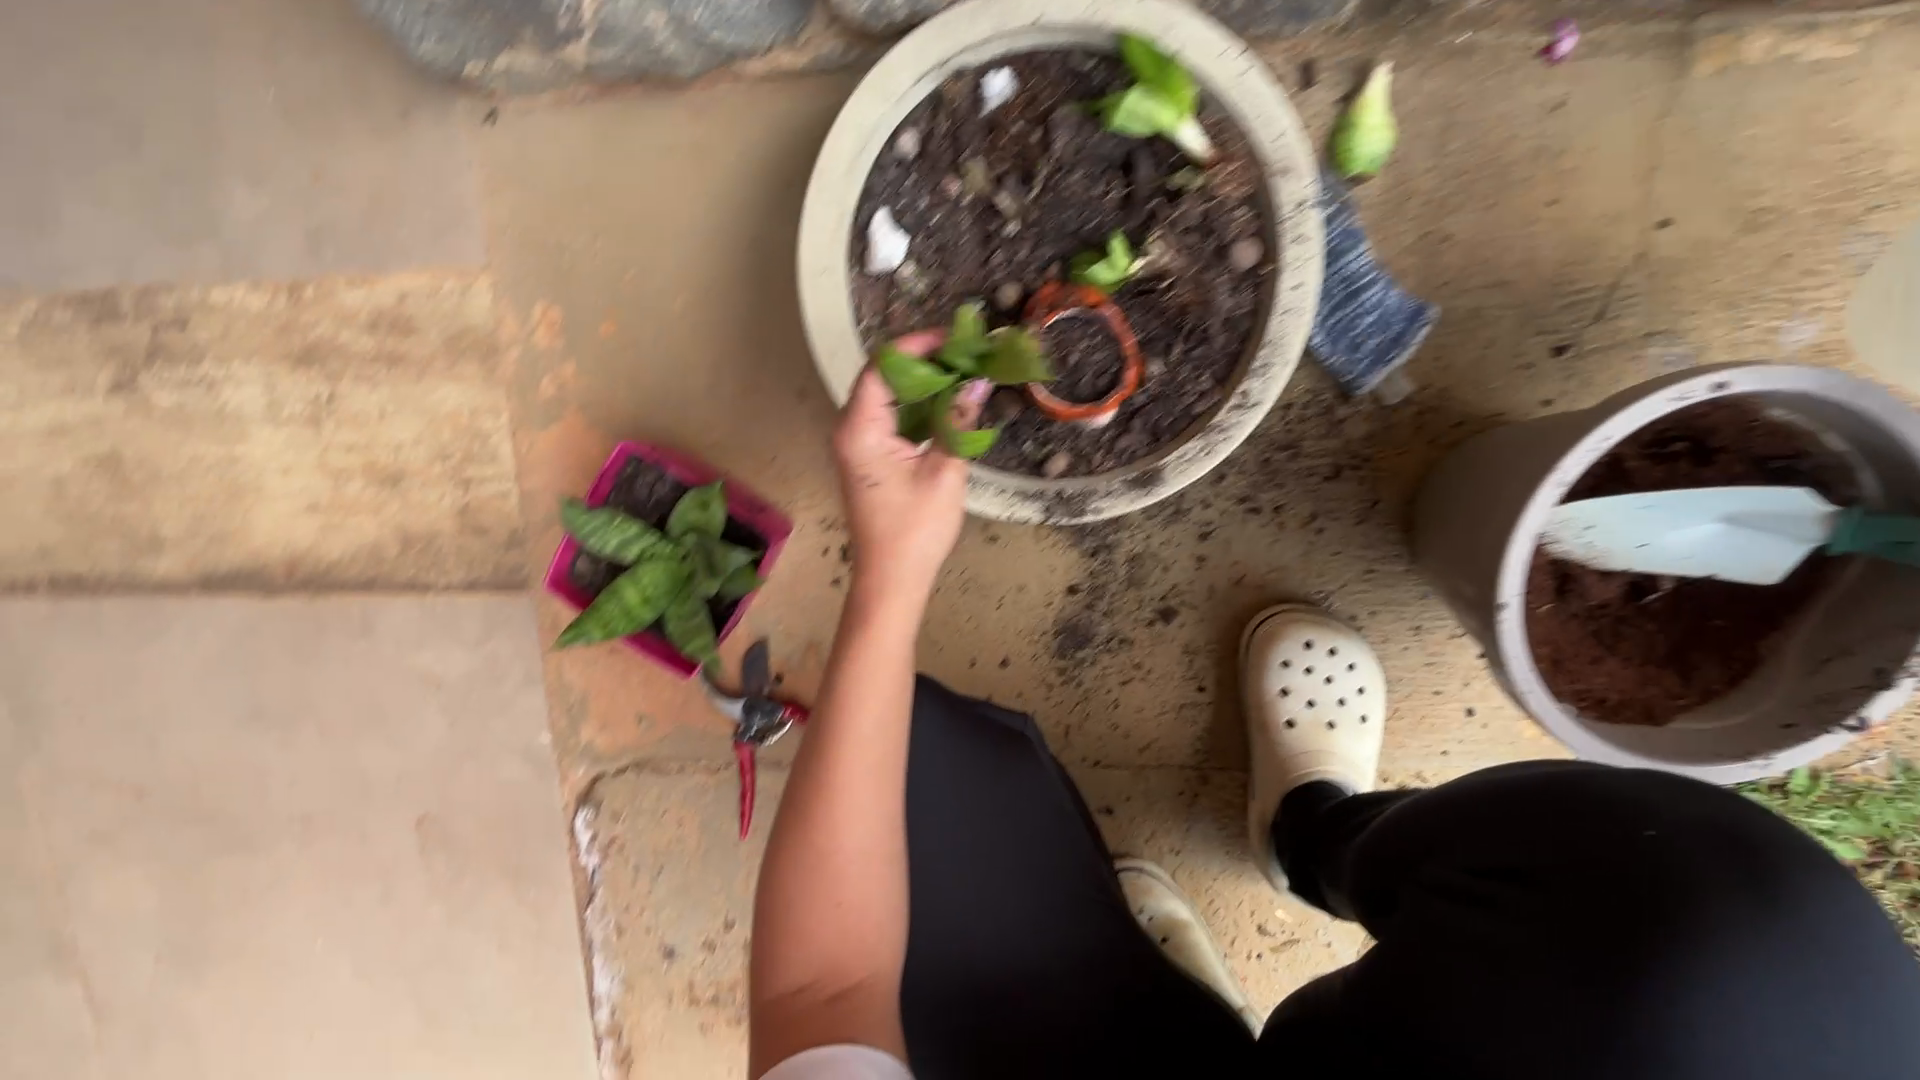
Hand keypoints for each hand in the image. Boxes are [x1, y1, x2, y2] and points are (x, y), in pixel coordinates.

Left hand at [831, 367, 988, 602]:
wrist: (892, 579)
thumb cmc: (915, 530)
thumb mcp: (944, 472)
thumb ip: (958, 421)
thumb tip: (977, 382)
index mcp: (860, 429)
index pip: (883, 366)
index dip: (917, 346)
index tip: (954, 340)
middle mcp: (850, 430)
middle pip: (883, 377)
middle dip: (924, 361)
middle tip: (966, 355)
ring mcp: (857, 445)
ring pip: (888, 397)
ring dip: (923, 384)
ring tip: (963, 374)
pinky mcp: (869, 459)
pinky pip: (891, 419)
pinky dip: (918, 408)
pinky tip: (948, 406)